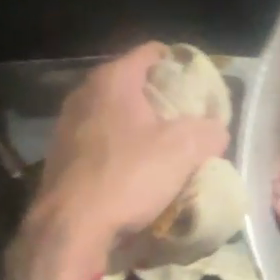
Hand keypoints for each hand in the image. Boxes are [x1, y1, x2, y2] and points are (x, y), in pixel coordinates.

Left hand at [32, 43, 231, 264]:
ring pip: (117, 115)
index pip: (152, 52)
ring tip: (168, 149)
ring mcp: (68, 125)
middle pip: (134, 84)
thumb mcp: (184, 150)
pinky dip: (123, 150)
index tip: (202, 86)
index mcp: (113, 80)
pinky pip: (103, 142)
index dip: (181, 64)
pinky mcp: (63, 156)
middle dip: (164, 100)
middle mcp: (85, 93)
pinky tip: (138, 173)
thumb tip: (217, 130)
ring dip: (143, 128)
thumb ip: (209, 131)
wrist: (72, 227)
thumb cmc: (129, 176)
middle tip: (191, 120)